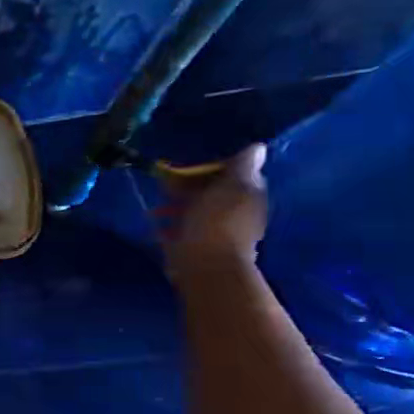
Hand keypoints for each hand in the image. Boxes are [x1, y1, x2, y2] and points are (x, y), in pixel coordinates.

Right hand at [157, 143, 268, 280]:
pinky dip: (170, 228)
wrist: (205, 266)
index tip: (189, 168)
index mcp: (248, 196)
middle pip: (213, 195)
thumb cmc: (217, 221)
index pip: (234, 175)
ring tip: (155, 210)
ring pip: (196, 214)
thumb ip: (242, 166)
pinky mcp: (199, 250)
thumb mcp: (231, 185)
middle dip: (189, 189)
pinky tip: (157, 227)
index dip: (213, 169)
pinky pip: (183, 233)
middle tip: (165, 187)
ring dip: (176, 208)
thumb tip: (258, 147)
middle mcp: (238, 214)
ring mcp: (218, 234)